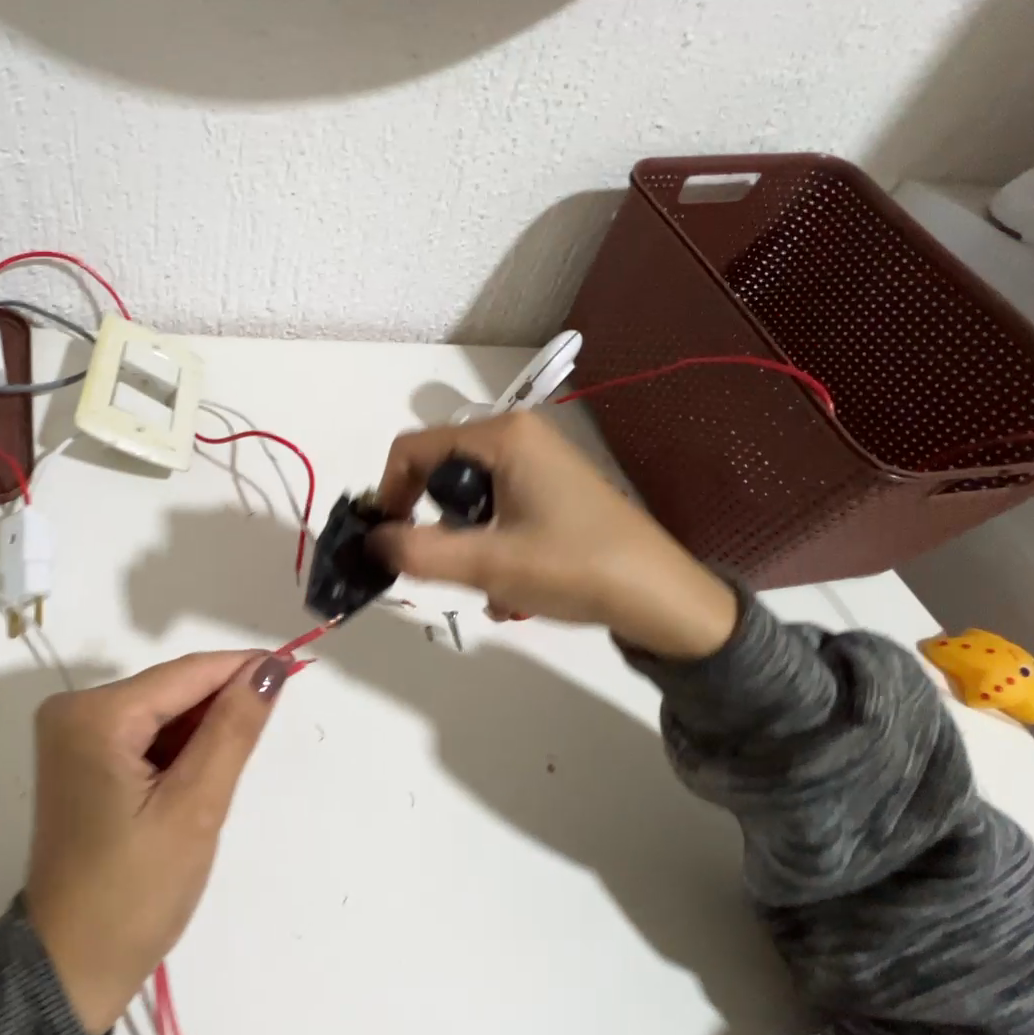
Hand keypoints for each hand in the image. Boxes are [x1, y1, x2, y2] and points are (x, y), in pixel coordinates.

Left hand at [25, 650, 289, 1034]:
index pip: (183, 674)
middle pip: (168, 690)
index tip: (292, 667)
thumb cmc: (135, 892)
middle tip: (266, 734)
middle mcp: (72, 710)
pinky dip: (175, 751)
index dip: (241, 667)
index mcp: (93, 715)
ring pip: (158, 712)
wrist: (72, 966)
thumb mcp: (194, 808)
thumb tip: (267, 668)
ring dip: (199, 733)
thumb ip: (233, 730)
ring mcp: (71, 735)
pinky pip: (140, 736)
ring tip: (223, 776)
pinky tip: (195, 779)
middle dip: (219, 707)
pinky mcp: (78, 759)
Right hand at [368, 411, 736, 659]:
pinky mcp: (550, 487)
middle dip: (431, 522)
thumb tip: (371, 542)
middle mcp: (518, 435)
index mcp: (502, 436)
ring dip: (460, 540)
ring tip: (484, 580)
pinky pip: (493, 505)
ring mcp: (537, 461)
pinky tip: (508, 581)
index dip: (389, 494)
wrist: (663, 598)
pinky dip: (487, 541)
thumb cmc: (574, 568)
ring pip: (464, 495)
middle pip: (437, 471)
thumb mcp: (487, 564)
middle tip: (444, 564)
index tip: (389, 541)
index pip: (411, 449)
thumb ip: (417, 552)